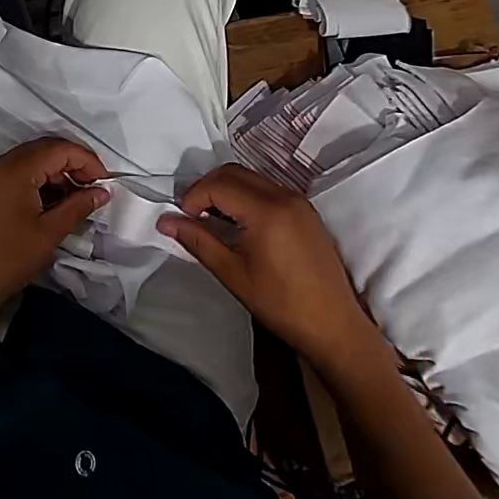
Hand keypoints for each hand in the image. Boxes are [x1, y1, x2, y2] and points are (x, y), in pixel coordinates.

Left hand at [0, 137, 109, 352]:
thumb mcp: (48, 234)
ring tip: (76, 201)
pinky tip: (52, 205)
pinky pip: (15, 174)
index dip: (88, 161)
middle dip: (73, 165)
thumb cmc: (4, 262)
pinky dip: (37, 182)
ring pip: (30, 161)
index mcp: (13, 170)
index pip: (59, 148)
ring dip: (55, 174)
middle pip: (44, 150)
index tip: (105, 183)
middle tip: (94, 190)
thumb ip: (78, 206)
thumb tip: (101, 192)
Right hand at [158, 164, 386, 371]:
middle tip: (191, 217)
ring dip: (226, 190)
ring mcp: (299, 201)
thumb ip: (198, 241)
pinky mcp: (305, 210)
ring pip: (251, 178)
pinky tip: (238, 224)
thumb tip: (165, 221)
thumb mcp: (232, 273)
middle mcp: (285, 196)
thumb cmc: (281, 304)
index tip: (182, 220)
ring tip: (211, 221)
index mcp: (267, 210)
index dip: (193, 197)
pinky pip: (267, 188)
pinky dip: (245, 196)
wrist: (333, 325)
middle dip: (206, 189)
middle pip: (234, 173)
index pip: (218, 184)